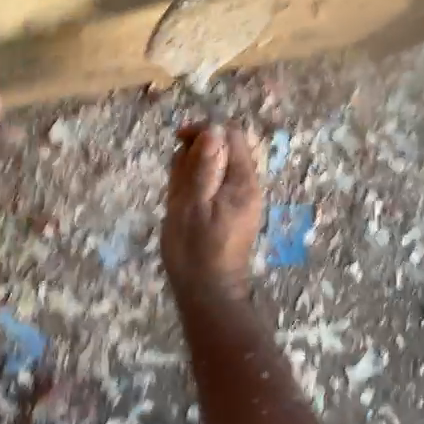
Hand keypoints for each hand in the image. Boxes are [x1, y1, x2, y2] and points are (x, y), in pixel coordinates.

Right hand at [162, 125, 263, 304]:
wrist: (208, 295)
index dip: (203, 130)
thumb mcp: (193, 204)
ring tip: (178, 191)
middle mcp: (247, 185)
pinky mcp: (232, 212)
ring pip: (217, 165)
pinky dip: (197, 184)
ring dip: (194, 168)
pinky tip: (184, 202)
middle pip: (225, 147)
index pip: (230, 133)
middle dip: (196, 150)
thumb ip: (204, 166)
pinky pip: (216, 184)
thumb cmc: (196, 250)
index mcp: (243, 180)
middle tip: (176, 173)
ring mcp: (241, 199)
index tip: (178, 140)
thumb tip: (213, 128)